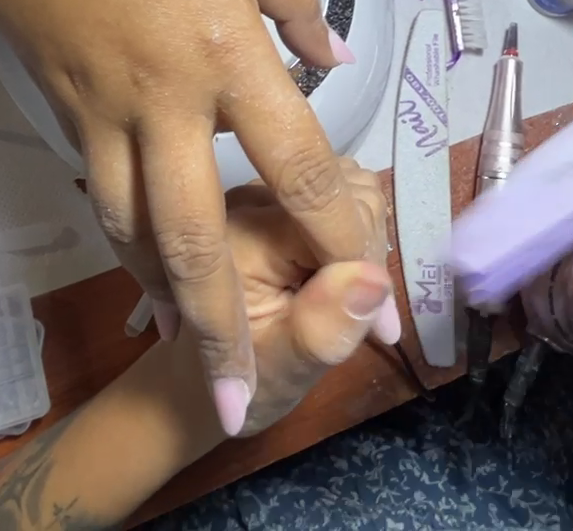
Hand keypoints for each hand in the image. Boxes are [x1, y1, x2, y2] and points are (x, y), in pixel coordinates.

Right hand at [0, 0, 389, 436]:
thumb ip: (293, 0)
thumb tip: (333, 54)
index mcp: (226, 49)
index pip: (299, 167)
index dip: (341, 238)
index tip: (368, 295)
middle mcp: (164, 98)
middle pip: (194, 239)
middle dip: (222, 332)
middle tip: (237, 401)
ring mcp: (97, 103)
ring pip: (125, 224)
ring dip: (158, 292)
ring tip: (184, 342)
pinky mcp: (52, 92)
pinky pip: (91, 176)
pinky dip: (117, 224)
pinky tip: (134, 241)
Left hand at [164, 164, 401, 436]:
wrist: (198, 374)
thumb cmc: (238, 385)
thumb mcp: (284, 374)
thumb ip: (324, 329)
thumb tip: (372, 279)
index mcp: (243, 234)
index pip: (336, 215)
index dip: (366, 263)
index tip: (374, 325)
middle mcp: (249, 195)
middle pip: (348, 192)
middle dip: (368, 251)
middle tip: (358, 311)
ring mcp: (261, 189)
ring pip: (348, 188)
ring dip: (361, 240)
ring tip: (343, 293)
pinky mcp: (273, 194)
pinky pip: (335, 194)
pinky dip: (349, 231)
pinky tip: (334, 272)